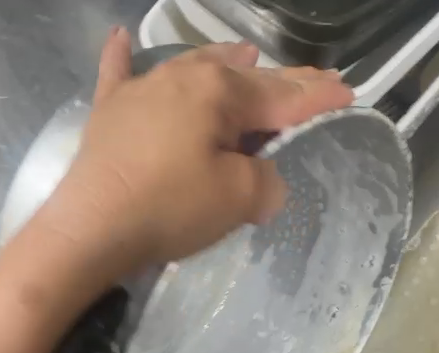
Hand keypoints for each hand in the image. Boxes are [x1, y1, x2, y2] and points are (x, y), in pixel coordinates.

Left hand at [33, 29, 353, 277]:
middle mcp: (183, 78)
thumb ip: (264, 183)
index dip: (318, 97)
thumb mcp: (235, 200)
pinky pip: (119, 73)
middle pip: (242, 78)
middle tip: (311, 81)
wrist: (91, 228)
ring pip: (192, 66)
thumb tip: (265, 181)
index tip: (347, 94)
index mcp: (221, 94)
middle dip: (280, 80)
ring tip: (246, 54)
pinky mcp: (110, 113)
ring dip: (223, 61)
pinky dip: (122, 58)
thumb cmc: (169, 209)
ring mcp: (142, 90)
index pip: (283, 96)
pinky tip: (119, 38)